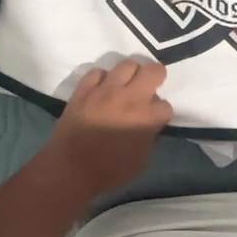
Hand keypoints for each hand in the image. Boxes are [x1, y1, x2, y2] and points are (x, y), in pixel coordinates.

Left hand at [38, 58, 173, 198]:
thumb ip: (149, 138)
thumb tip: (149, 126)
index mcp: (146, 118)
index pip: (165, 105)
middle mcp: (129, 98)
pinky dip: (102, 79)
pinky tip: (101, 90)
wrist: (70, 169)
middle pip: (153, 70)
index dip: (161, 113)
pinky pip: (97, 72)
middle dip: (155, 77)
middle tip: (149, 88)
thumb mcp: (140, 161)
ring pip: (126, 64)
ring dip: (131, 74)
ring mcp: (104, 90)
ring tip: (125, 86)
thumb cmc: (108, 171)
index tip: (154, 120)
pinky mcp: (83, 89)